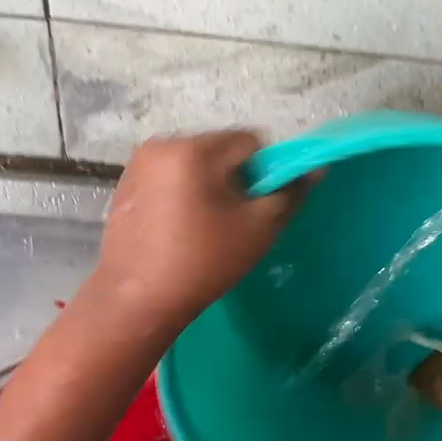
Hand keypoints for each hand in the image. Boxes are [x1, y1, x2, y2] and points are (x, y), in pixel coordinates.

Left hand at [90, 130, 308, 328]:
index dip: (262, 172)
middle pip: (219, 147)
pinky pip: (168, 174)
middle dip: (232, 176)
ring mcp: (139, 162)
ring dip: (206, 183)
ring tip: (202, 226)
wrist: (137, 299)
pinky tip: (177, 226)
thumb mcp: (258, 229)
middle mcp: (162, 143)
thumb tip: (316, 168)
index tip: (254, 207)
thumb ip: (290, 193)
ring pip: (194, 161)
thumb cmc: (203, 263)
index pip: (249, 141)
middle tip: (230, 220)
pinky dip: (180, 190)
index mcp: (194, 149)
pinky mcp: (125, 181)